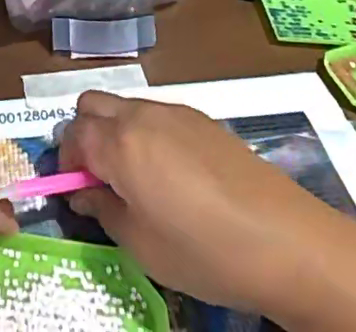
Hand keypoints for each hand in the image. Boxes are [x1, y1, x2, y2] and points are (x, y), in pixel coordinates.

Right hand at [60, 91, 355, 330]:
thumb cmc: (205, 251)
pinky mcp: (202, 117)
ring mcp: (174, 111)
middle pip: (91, 104)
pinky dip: (147, 131)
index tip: (78, 192)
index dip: (66, 163)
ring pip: (124, 105)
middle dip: (85, 135)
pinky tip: (175, 173)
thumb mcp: (141, 245)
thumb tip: (83, 191)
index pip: (70, 135)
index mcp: (119, 143)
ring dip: (116, 131)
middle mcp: (141, 115)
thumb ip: (102, 209)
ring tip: (140, 178)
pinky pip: (156, 113)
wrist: (288, 241)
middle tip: (102, 176)